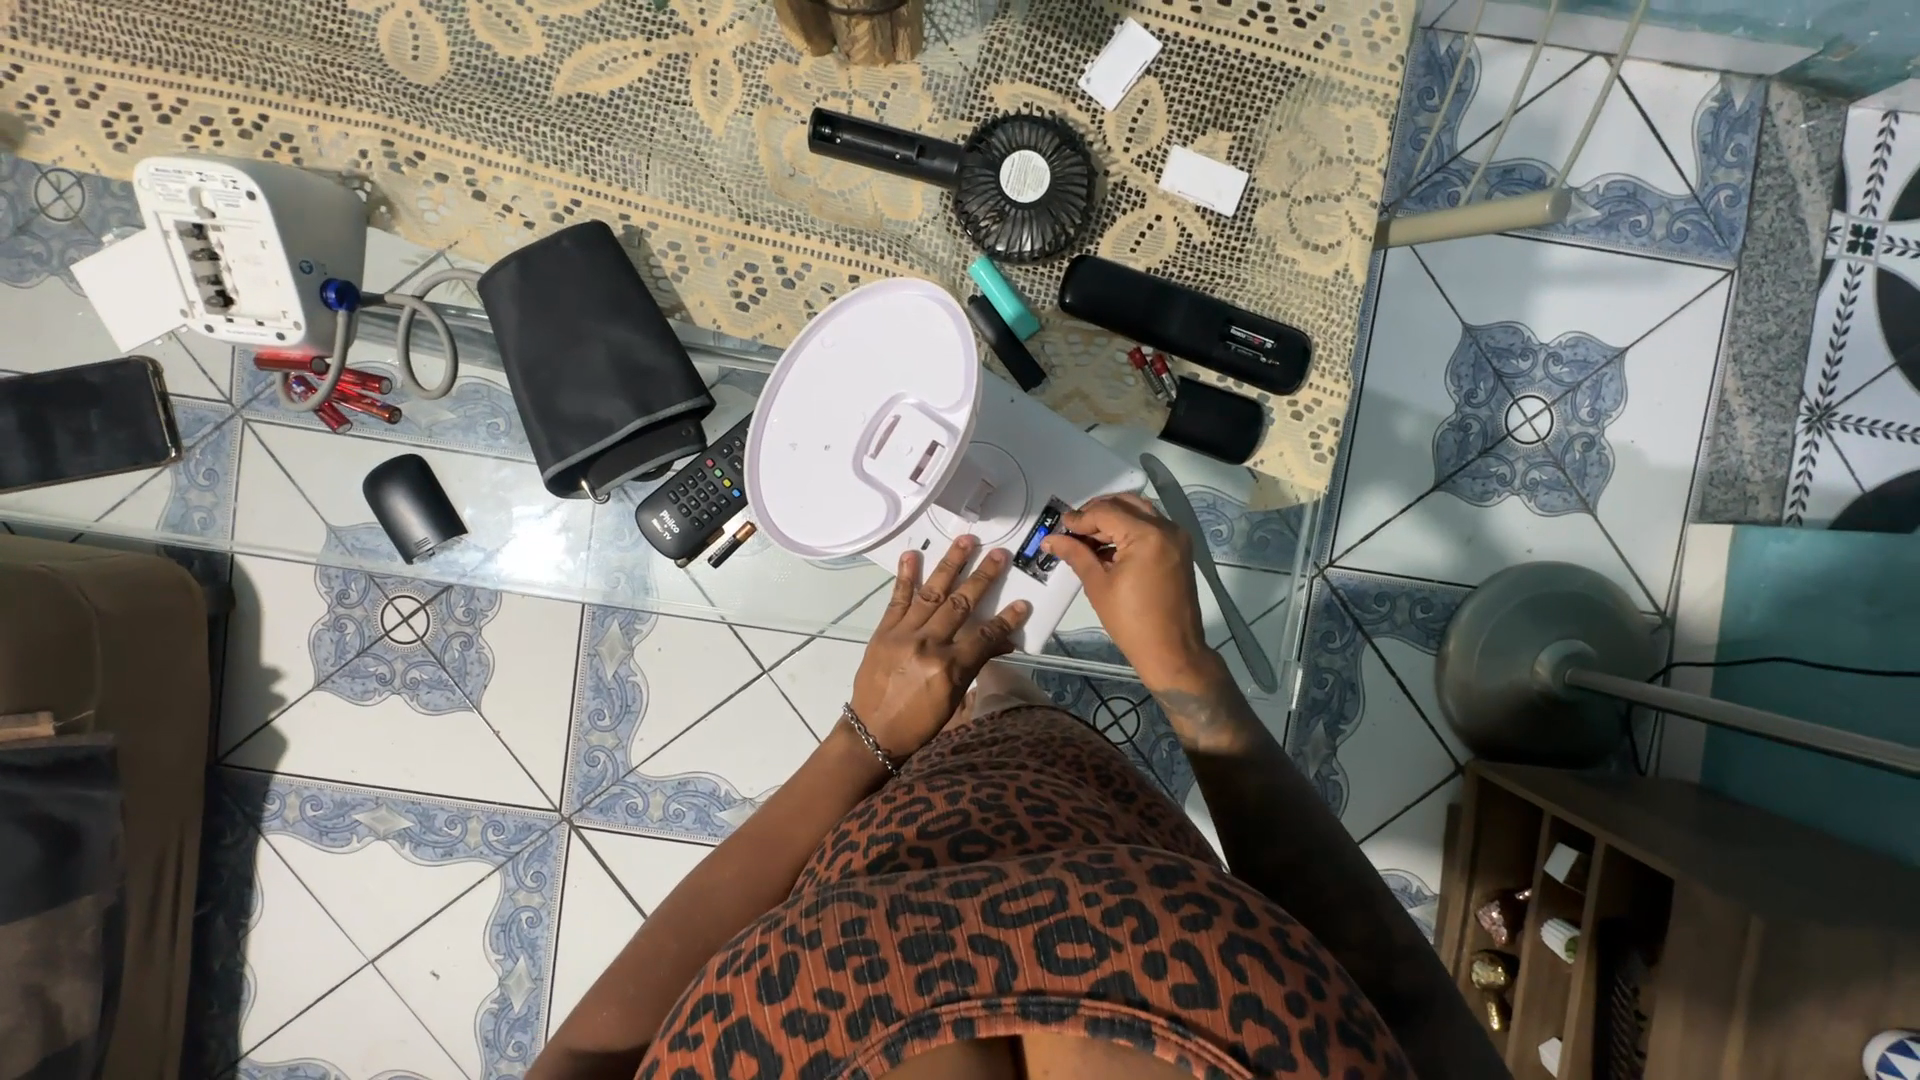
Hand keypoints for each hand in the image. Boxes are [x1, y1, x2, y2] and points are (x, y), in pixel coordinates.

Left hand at [850, 536, 1031, 760]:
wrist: (873, 732)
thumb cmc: (919, 723)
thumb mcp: (954, 698)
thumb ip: (975, 665)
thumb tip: (1002, 642)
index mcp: (949, 668)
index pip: (985, 636)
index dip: (1006, 619)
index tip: (1023, 602)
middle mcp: (927, 645)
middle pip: (961, 604)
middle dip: (982, 577)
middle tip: (998, 554)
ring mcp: (903, 634)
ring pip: (932, 592)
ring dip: (950, 564)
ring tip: (965, 541)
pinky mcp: (883, 631)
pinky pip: (897, 598)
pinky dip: (905, 576)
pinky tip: (912, 555)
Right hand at [1040, 494, 1211, 684]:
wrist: (1172, 650)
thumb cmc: (1131, 621)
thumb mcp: (1098, 585)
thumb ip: (1076, 554)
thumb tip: (1051, 539)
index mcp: (1147, 535)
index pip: (1106, 512)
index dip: (1080, 518)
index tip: (1059, 527)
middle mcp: (1166, 528)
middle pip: (1125, 504)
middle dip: (1096, 512)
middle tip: (1073, 529)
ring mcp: (1177, 538)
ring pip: (1139, 512)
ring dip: (1113, 519)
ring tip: (1088, 539)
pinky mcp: (1179, 549)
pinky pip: (1151, 527)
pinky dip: (1129, 530)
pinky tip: (1108, 547)